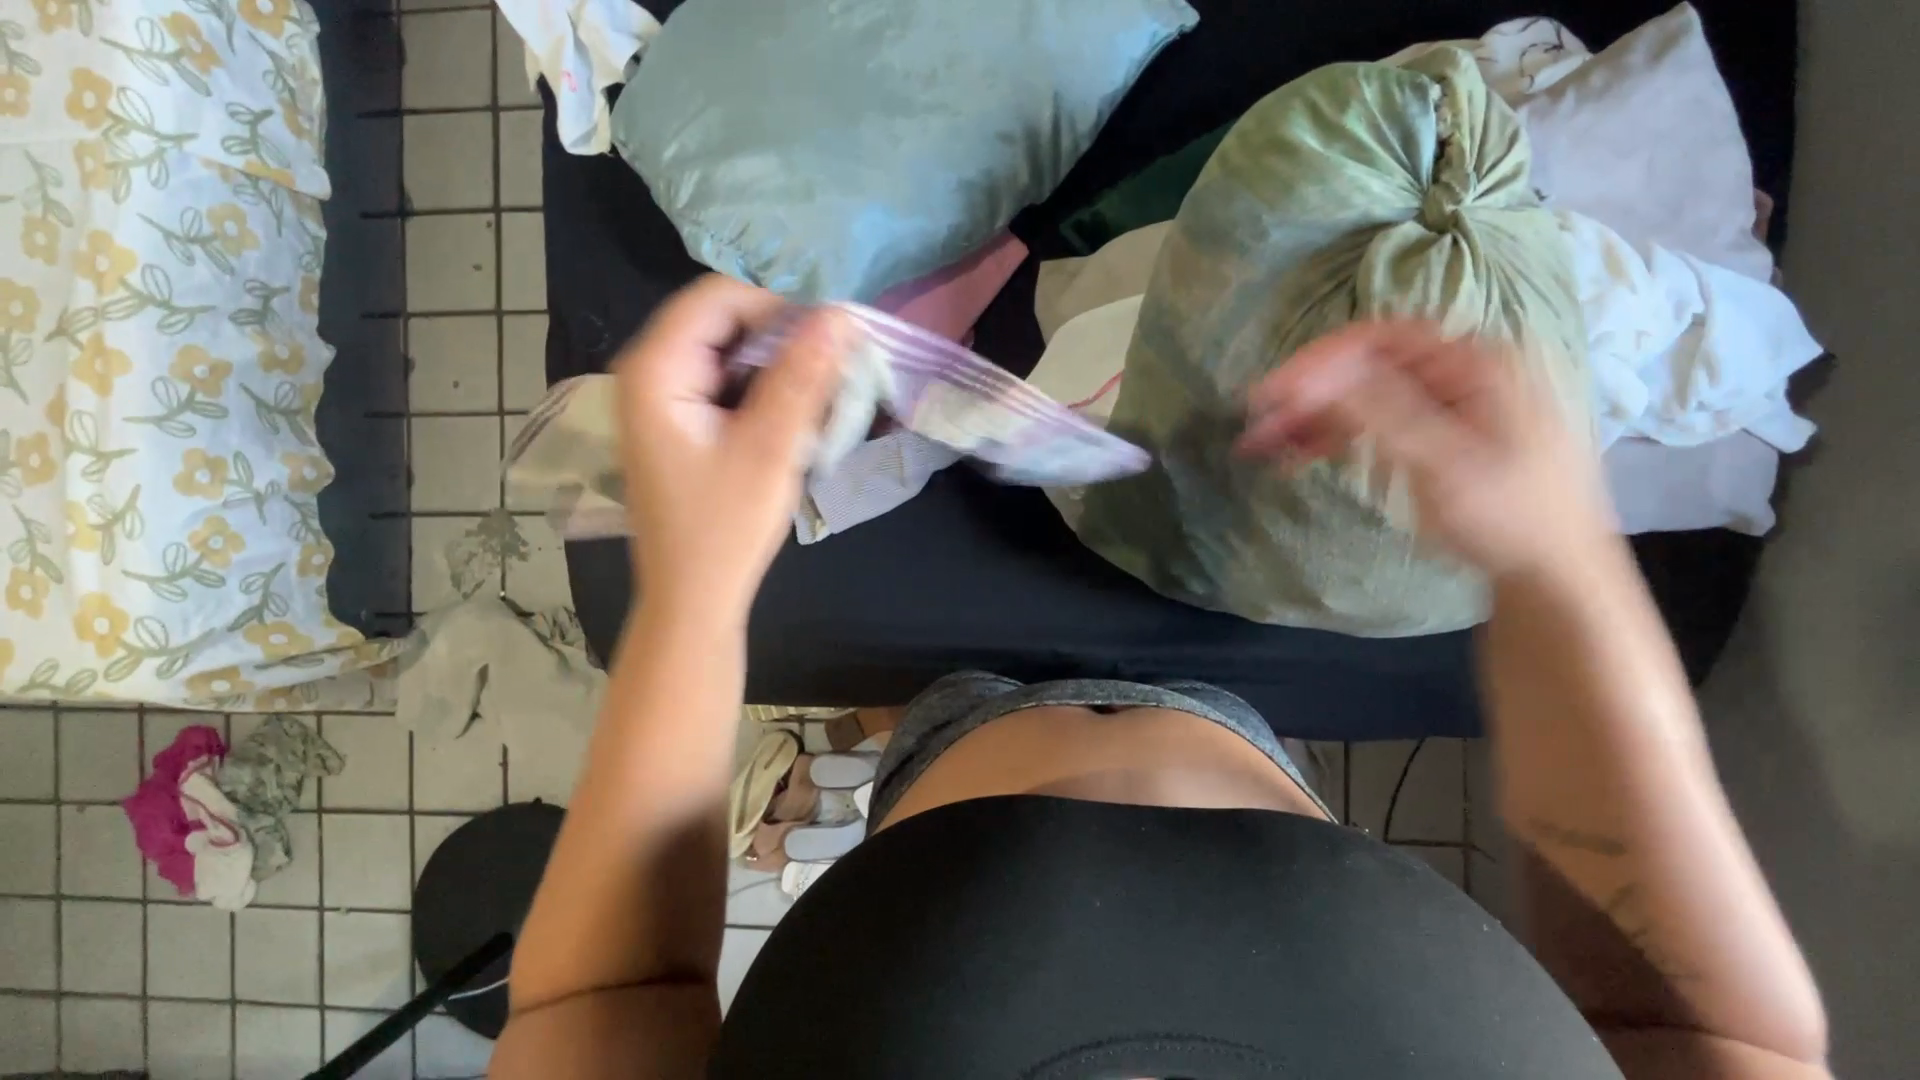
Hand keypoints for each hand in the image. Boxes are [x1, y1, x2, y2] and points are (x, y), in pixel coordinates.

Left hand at [614, 276, 847, 619]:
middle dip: (781, 338)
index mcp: (656, 369)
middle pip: (722, 322)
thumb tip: (842, 315)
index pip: (719, 298)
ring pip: (728, 353)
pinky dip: (762, 391)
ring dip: (777, 366)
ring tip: (820, 395)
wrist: (692, 598)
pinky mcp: (678, 422)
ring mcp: (661, 399)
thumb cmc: (723, 529)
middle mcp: (648, 372)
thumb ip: (803, 378)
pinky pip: (724, 383)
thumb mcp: (769, 449)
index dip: (779, 306)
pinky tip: (793, 418)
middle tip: (833, 368)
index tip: (831, 338)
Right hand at [1237, 322, 1612, 578]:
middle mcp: (1463, 375)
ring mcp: (1449, 408)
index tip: (1273, 391)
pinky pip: (1375, 425)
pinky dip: (1335, 437)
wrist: (1556, 580)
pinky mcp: (1436, 440)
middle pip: (1368, 369)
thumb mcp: (1441, 463)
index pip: (1384, 338)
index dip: (1321, 359)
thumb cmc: (1510, 519)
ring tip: (1261, 446)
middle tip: (1256, 423)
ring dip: (1312, 418)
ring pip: (1364, 399)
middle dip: (1308, 395)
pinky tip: (1297, 456)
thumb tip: (1309, 375)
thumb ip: (1376, 413)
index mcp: (1479, 363)